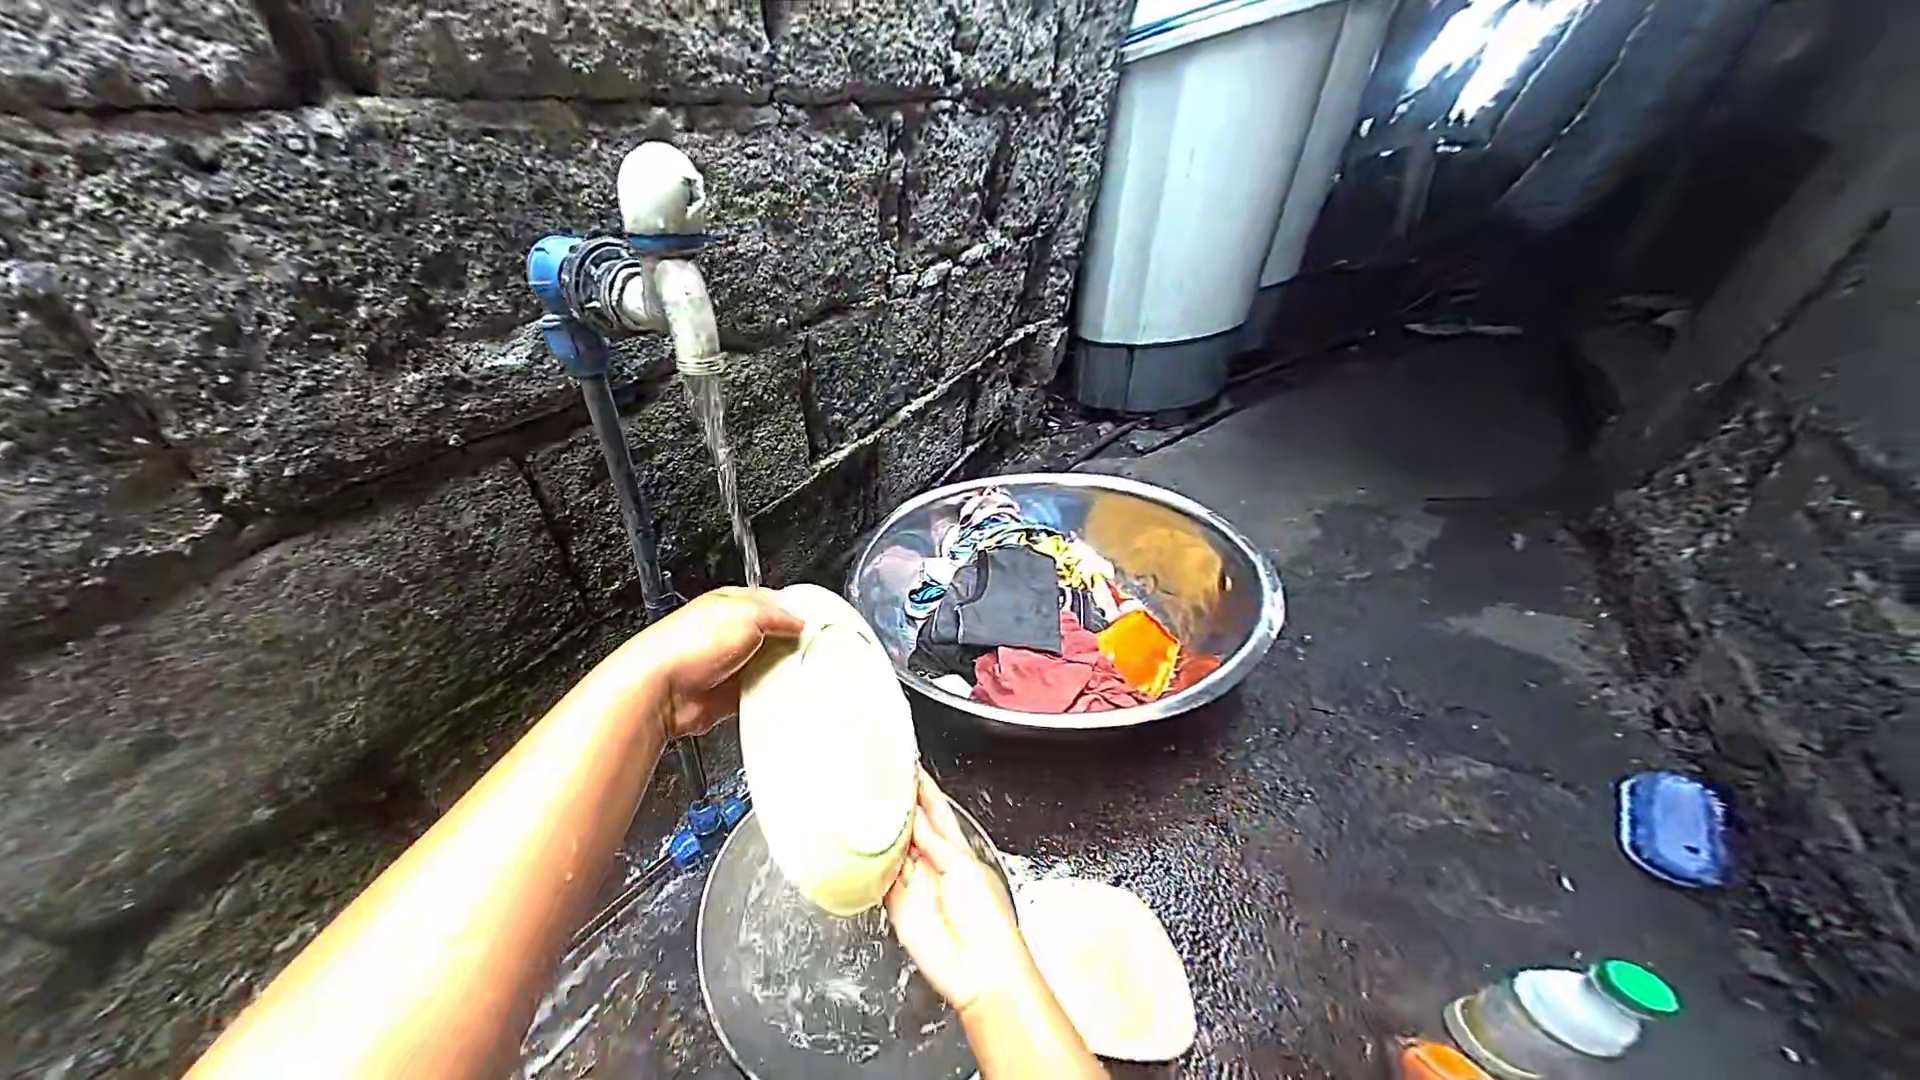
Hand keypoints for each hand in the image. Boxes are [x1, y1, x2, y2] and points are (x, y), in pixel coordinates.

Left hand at [618, 587, 803, 739]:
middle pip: (775, 636)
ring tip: (797, 672)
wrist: (660, 689)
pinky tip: (779, 693)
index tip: (816, 624)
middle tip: (811, 650)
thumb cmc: (689, 643)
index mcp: (732, 603)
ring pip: (771, 665)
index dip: (796, 612)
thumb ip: (778, 614)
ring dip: (783, 670)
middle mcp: (730, 632)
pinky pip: (761, 692)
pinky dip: (771, 694)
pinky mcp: (729, 693)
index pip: (774, 603)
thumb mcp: (747, 613)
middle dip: (793, 644)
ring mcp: (730, 663)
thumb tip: (799, 621)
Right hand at [885, 770, 1033, 1015]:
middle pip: (912, 826)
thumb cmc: (986, 917)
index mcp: (957, 849)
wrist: (980, 966)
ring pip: (894, 850)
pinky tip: (861, 850)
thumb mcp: (960, 865)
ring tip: (866, 808)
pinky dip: (871, 866)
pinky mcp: (900, 906)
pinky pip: (881, 881)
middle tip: (880, 784)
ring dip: (881, 832)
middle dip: (898, 806)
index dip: (924, 789)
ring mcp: (917, 883)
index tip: (910, 768)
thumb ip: (934, 841)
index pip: (937, 809)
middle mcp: (935, 862)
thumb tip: (916, 817)